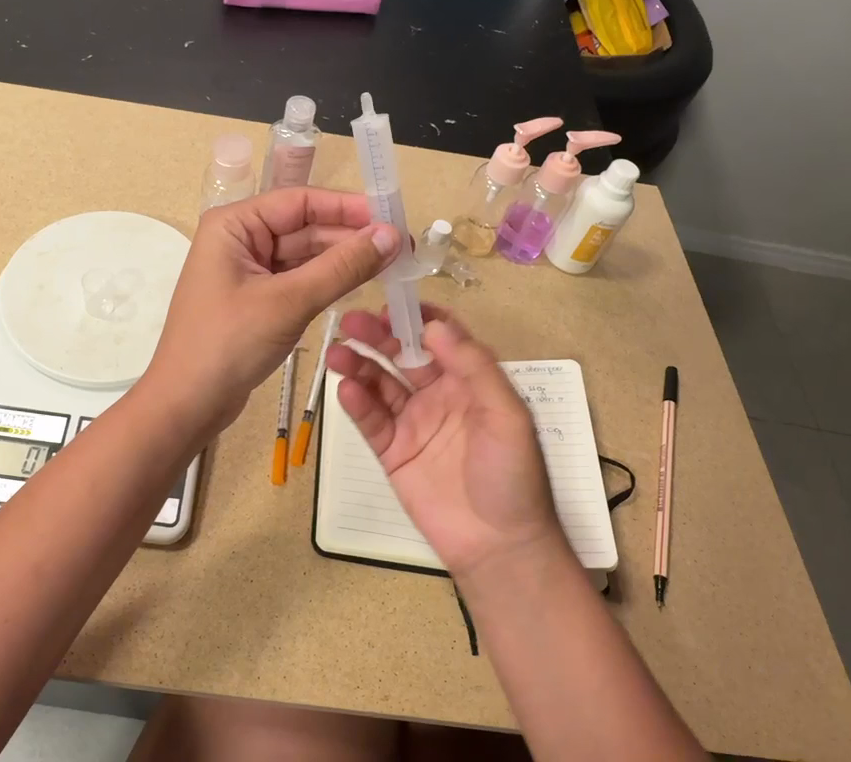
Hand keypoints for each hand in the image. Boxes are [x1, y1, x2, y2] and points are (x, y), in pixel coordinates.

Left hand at [142, 187, 398, 435]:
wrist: (186, 404)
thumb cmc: (228, 344)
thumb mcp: (289, 302)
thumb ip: (342, 267)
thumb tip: (391, 235)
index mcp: (234, 225)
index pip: (300, 201)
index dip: (348, 207)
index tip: (392, 216)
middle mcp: (240, 239)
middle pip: (305, 227)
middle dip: (351, 236)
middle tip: (403, 247)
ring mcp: (248, 270)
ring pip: (305, 255)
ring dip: (344, 259)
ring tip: (393, 264)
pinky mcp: (257, 298)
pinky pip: (299, 279)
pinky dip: (328, 281)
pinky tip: (362, 282)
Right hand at [327, 309, 567, 581]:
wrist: (499, 546)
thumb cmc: (513, 475)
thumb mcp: (507, 414)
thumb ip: (473, 366)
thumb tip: (435, 324)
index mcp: (470, 381)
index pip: (440, 337)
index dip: (416, 317)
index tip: (391, 304)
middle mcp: (439, 395)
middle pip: (402, 354)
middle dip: (378, 336)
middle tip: (350, 322)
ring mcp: (413, 423)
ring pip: (380, 384)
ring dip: (359, 364)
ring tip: (337, 352)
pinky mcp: (392, 452)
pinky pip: (371, 421)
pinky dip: (356, 404)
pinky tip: (346, 390)